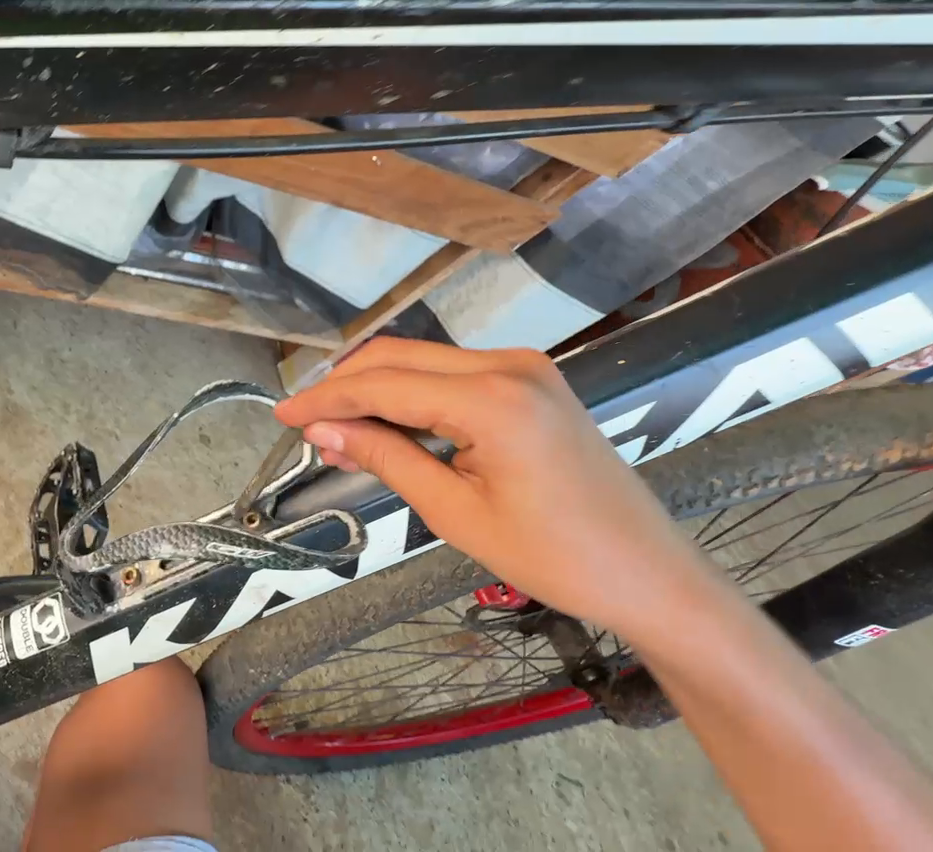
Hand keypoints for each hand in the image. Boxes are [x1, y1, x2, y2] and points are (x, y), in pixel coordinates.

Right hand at [273, 338, 721, 637]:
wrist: (652, 575)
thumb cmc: (554, 558)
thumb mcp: (454, 512)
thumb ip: (384, 457)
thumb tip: (320, 428)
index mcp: (492, 398)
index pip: (383, 383)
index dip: (325, 398)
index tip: (280, 413)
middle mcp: (508, 364)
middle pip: (398, 357)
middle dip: (345, 386)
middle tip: (304, 424)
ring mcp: (524, 367)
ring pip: (421, 360)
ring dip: (375, 390)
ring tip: (338, 434)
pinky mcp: (531, 381)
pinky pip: (451, 374)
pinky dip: (410, 395)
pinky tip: (386, 426)